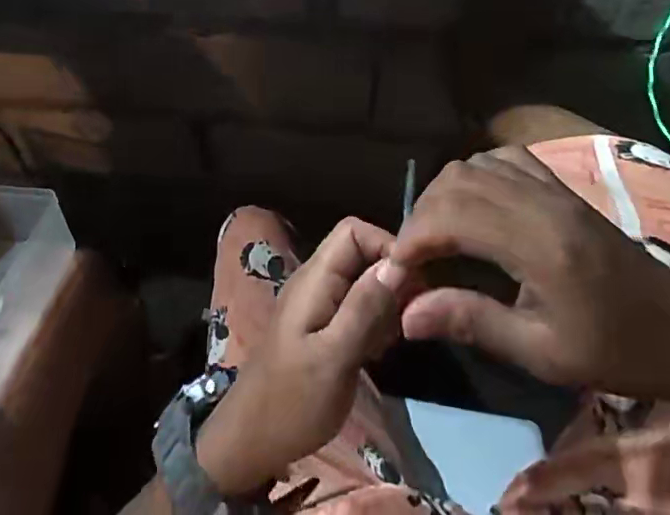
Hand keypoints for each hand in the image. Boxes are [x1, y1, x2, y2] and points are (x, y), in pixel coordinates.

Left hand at [195, 218, 406, 497]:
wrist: (254, 438)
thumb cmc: (292, 400)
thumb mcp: (333, 357)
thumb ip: (363, 309)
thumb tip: (397, 264)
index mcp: (314, 279)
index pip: (353, 230)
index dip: (387, 245)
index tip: (415, 282)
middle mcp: (318, 281)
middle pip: (363, 254)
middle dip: (392, 280)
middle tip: (408, 321)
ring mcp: (321, 304)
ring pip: (365, 282)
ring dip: (386, 306)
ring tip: (390, 342)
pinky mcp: (326, 327)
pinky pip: (360, 309)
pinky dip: (376, 324)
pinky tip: (377, 354)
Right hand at [392, 147, 669, 398]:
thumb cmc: (617, 352)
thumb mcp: (543, 353)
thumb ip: (472, 322)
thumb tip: (406, 314)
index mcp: (539, 244)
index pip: (453, 215)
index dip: (413, 236)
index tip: (398, 268)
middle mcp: (542, 202)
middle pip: (457, 182)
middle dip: (422, 214)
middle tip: (413, 254)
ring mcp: (554, 188)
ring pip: (475, 163)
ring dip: (444, 192)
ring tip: (437, 231)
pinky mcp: (561, 186)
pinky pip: (504, 157)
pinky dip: (475, 173)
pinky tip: (473, 203)